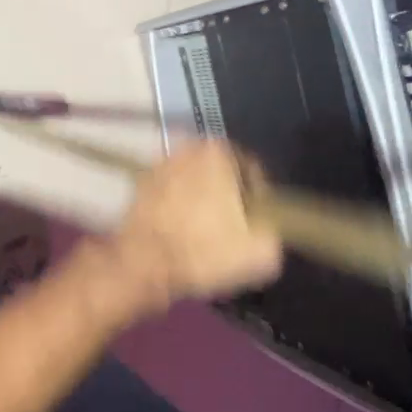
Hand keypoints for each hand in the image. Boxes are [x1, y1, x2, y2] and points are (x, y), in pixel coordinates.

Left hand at [108, 141, 284, 309]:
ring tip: (204, 236)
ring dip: (201, 203)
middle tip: (232, 230)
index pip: (253, 173)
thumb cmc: (205, 252)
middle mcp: (187, 148)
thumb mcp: (262, 252)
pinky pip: (170, 196)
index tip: (256, 225)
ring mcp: (159, 164)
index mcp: (220, 151)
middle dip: (227, 198)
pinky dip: (177, 209)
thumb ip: (273, 230)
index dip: (259, 202)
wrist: (143, 264)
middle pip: (220, 175)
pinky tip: (181, 234)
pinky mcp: (138, 185)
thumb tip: (267, 228)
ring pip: (193, 184)